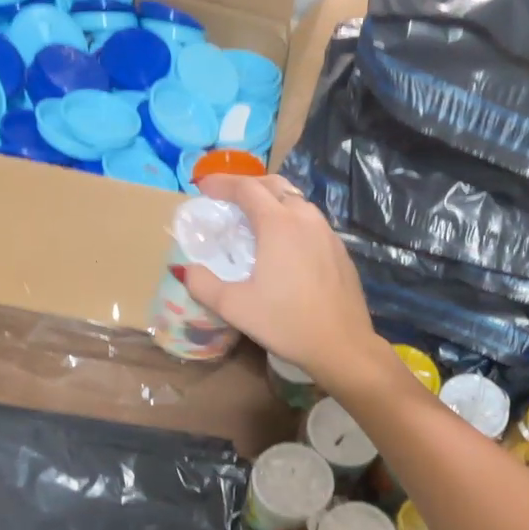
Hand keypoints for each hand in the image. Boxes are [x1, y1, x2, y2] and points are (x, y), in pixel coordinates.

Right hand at [185, 174, 392, 393]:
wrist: (342, 346)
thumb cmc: (286, 323)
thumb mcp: (236, 308)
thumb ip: (204, 285)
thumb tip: (185, 270)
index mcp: (278, 224)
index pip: (246, 187)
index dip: (222, 183)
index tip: (205, 189)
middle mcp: (306, 219)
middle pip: (275, 186)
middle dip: (249, 186)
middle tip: (231, 200)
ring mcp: (329, 234)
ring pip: (298, 203)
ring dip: (275, 203)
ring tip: (259, 222)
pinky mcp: (342, 252)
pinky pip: (314, 225)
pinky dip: (295, 223)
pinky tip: (289, 247)